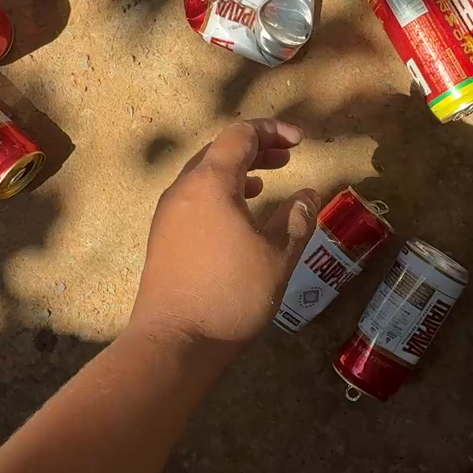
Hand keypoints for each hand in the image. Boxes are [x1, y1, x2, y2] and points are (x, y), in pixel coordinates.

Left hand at [130, 119, 319, 350]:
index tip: (300, 142)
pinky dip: (221, 193)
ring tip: (266, 180)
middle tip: (287, 158)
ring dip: (237, 171)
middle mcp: (183, 189)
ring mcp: (168, 214)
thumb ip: (296, 218)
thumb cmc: (230, 294)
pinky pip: (194, 198)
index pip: (240, 135)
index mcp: (210, 182)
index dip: (272, 131)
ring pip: (204, 175)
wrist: (174, 342)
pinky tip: (239, 215)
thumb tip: (309, 193)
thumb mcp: (277, 256)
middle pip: (219, 150)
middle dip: (256, 148)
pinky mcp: (163, 237)